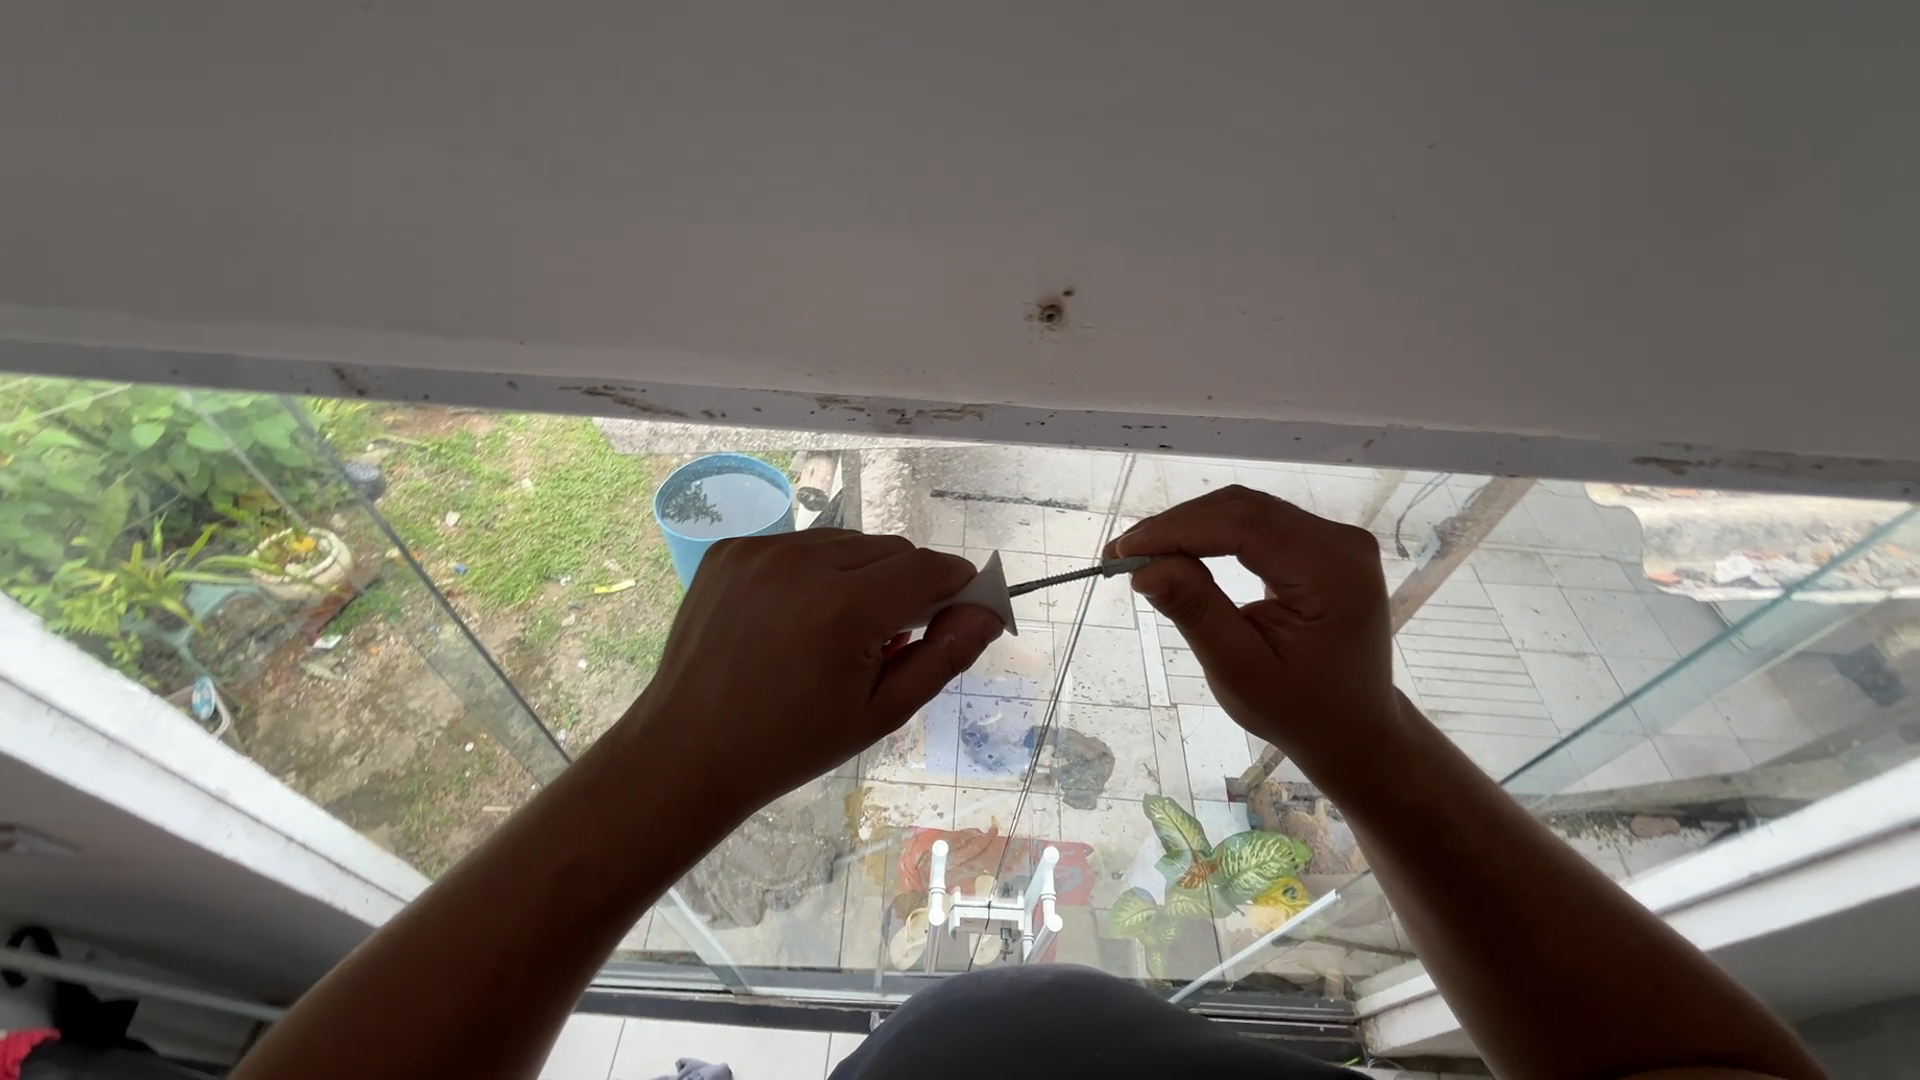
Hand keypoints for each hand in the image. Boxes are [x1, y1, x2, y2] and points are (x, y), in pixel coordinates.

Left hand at [624, 530, 1003, 806]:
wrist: (687, 752)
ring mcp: (760, 551)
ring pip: (847, 543)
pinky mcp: (732, 549)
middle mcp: (801, 564)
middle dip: (906, 583)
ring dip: (862, 574)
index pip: (928, 567)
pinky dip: (816, 571)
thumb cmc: (792, 744)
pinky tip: (797, 615)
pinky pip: (801, 545)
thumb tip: (988, 612)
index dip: (955, 583)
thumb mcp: (882, 712)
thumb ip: (944, 657)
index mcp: (843, 610)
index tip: (958, 608)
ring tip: (837, 627)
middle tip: (889, 635)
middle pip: (891, 549)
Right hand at [1106, 486, 1397, 769]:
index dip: (1177, 530)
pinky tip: (1175, 551)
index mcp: (1333, 574)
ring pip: (1243, 510)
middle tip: (1119, 554)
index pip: (1244, 527)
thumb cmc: (1299, 710)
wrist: (1353, 727)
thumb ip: (1197, 612)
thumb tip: (1145, 568)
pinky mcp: (1319, 544)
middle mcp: (1340, 542)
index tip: (1122, 550)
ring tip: (1139, 554)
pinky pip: (1254, 523)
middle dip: (1175, 526)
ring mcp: (1333, 539)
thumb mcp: (1240, 671)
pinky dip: (1208, 533)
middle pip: (1242, 510)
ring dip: (1187, 527)